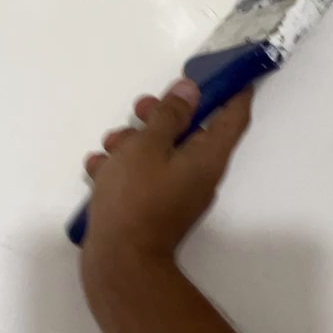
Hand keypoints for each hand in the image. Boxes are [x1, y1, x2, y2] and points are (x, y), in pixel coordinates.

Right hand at [81, 78, 254, 266]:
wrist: (119, 262)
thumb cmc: (135, 198)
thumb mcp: (148, 146)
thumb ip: (168, 116)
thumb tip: (191, 91)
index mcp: (207, 157)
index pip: (234, 115)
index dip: (233, 89)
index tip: (224, 70)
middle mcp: (198, 175)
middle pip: (189, 132)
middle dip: (161, 116)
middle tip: (139, 108)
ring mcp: (176, 194)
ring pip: (160, 153)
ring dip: (133, 142)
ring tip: (109, 146)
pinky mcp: (153, 208)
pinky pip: (143, 177)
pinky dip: (122, 168)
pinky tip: (98, 169)